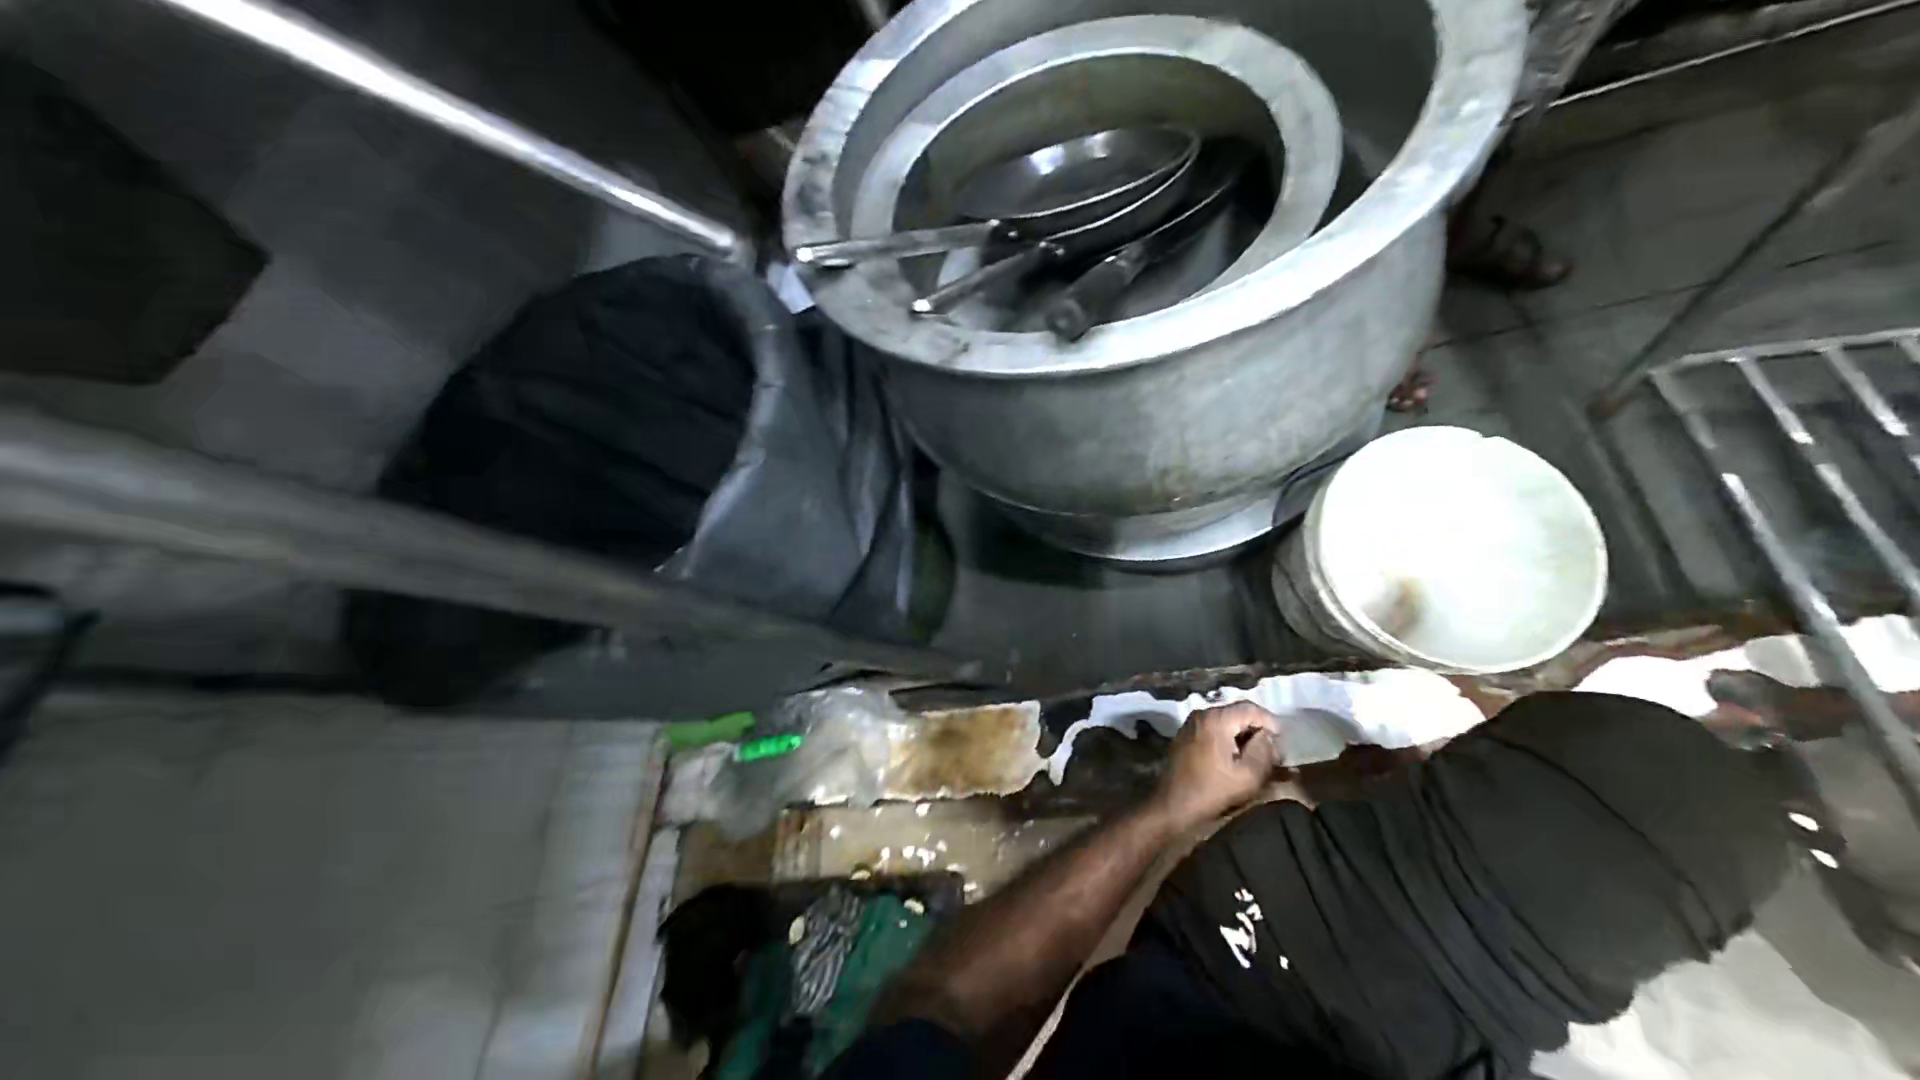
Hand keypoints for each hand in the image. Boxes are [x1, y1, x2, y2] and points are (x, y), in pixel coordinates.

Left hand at [1151, 702, 1282, 826]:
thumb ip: (1264, 751)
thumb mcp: (1248, 775)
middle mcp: (1201, 715)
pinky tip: (1240, 759)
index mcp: (1215, 719)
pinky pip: (1214, 732)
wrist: (1172, 806)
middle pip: (1238, 714)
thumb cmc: (1211, 791)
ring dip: (1245, 738)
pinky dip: (1230, 741)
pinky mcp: (1187, 737)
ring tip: (1261, 759)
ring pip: (1226, 724)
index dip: (1271, 722)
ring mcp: (1191, 725)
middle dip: (1258, 732)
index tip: (1283, 742)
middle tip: (1274, 753)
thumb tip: (1268, 736)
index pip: (1250, 708)